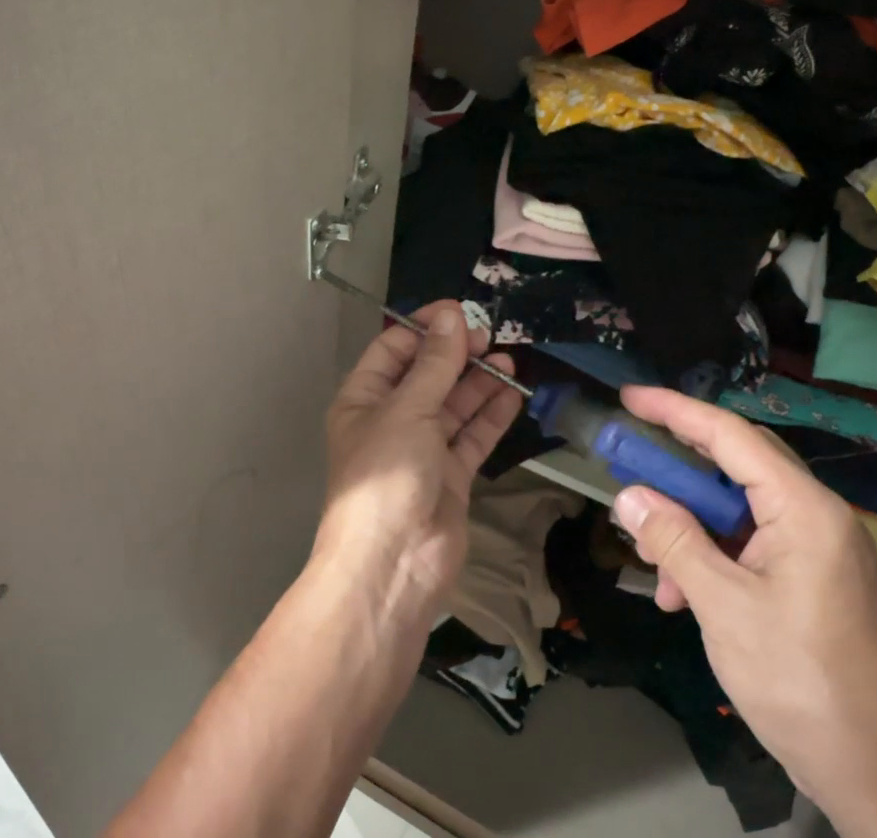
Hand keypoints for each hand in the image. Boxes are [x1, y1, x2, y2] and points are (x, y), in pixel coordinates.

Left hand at [318, 300, 523, 612]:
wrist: (393, 563)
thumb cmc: (387, 476)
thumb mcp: (406, 411)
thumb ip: (434, 365)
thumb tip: (451, 317)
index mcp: (363, 401)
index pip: (392, 350)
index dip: (423, 328)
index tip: (459, 312)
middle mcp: (390, 421)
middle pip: (425, 376)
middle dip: (455, 354)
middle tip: (490, 336)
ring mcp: (421, 451)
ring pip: (453, 406)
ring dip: (478, 383)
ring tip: (508, 359)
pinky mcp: (450, 477)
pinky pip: (472, 437)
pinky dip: (491, 417)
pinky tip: (513, 394)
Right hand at [611, 386, 876, 837]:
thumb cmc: (802, 682)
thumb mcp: (724, 608)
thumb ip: (675, 543)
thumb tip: (630, 495)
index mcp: (805, 511)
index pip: (732, 438)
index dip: (677, 411)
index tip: (629, 396)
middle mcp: (817, 520)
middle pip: (736, 470)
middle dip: (676, 474)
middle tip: (624, 471)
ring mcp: (819, 554)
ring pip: (739, 515)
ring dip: (689, 530)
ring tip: (653, 566)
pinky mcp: (814, 586)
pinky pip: (752, 550)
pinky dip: (712, 561)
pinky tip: (682, 597)